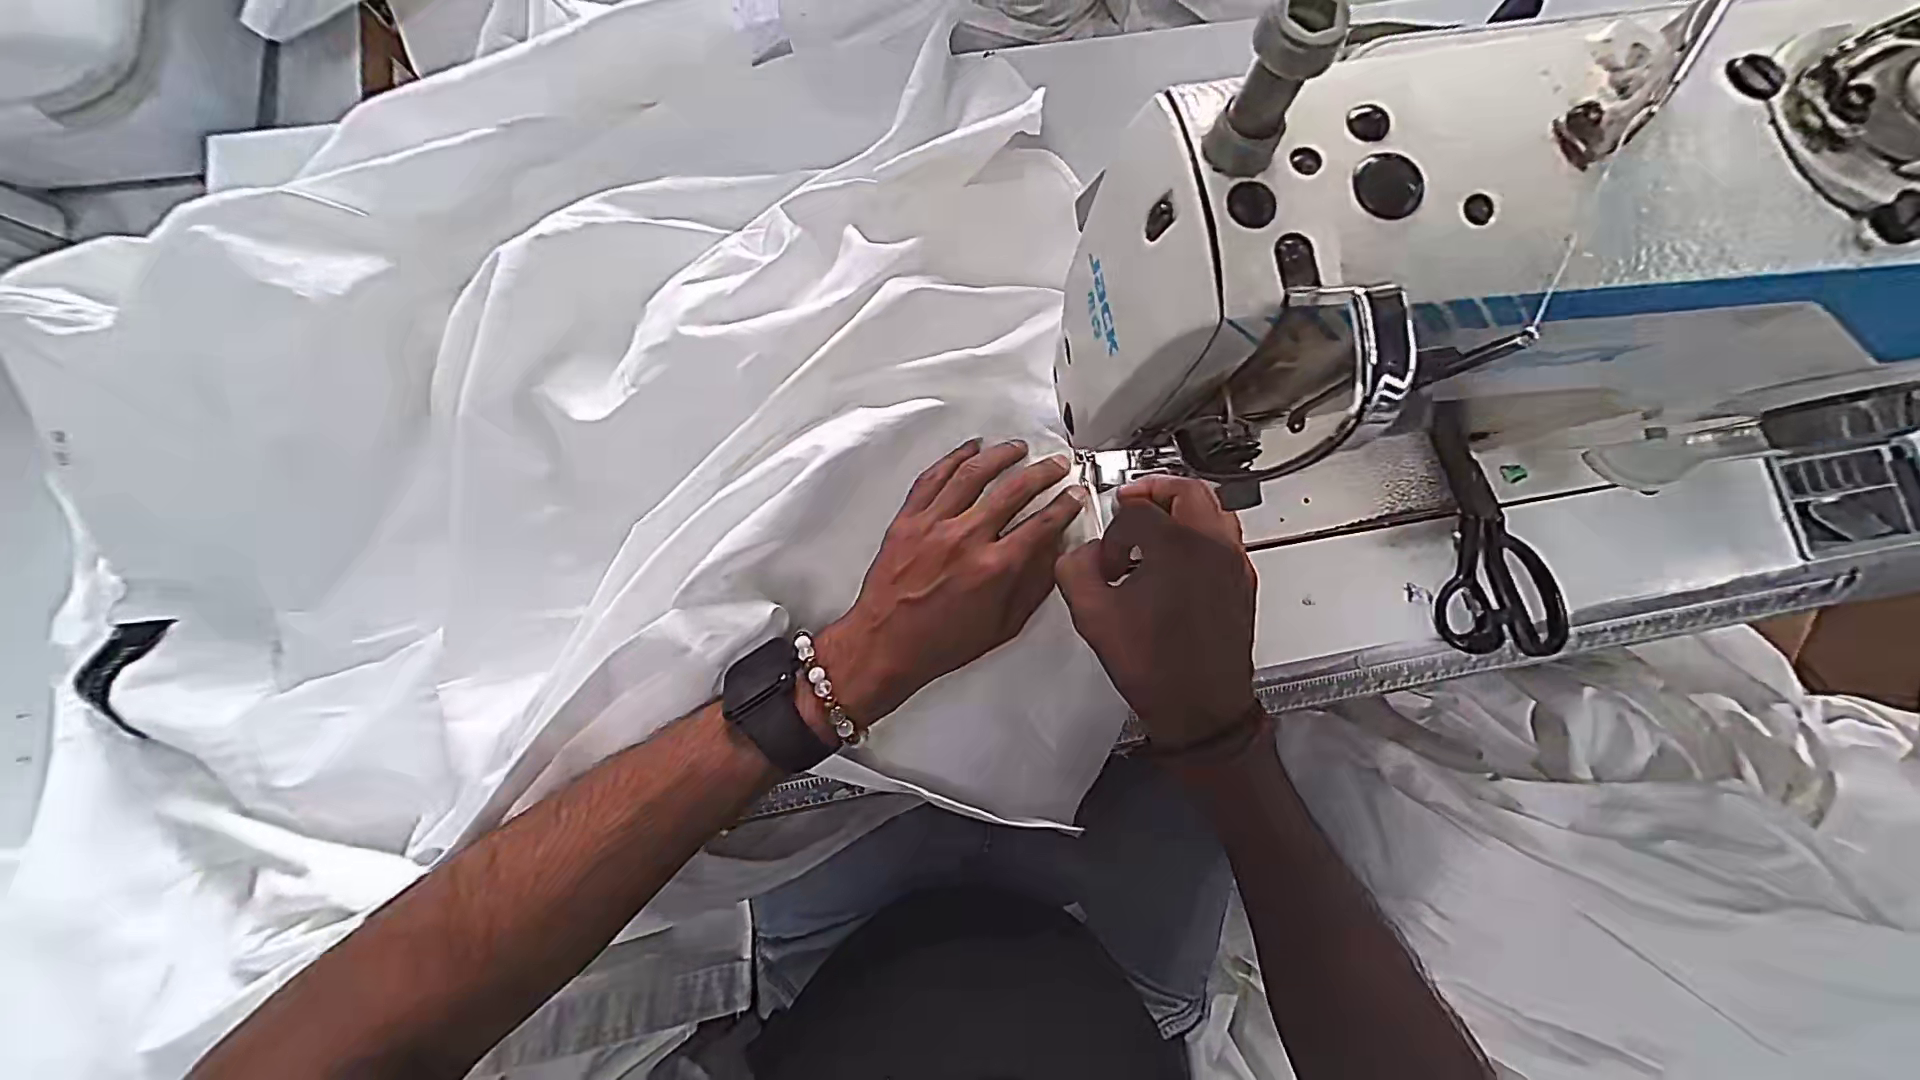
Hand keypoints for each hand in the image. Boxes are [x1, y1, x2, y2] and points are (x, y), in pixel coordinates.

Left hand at [812, 439, 1087, 725]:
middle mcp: (964, 540)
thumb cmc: (938, 642)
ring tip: (1017, 448)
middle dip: (1043, 472)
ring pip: (973, 473)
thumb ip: (1033, 585)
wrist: (884, 644)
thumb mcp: (1002, 625)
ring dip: (1001, 455)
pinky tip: (969, 450)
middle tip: (1055, 465)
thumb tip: (1053, 552)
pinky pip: (932, 477)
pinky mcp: (907, 520)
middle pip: (1014, 489)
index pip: (1042, 523)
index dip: (1065, 505)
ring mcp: (933, 525)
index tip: (1073, 495)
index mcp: (993, 568)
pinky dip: (953, 458)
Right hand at [1055, 475, 1261, 750]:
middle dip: (1153, 491)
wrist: (1200, 708)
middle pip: (1187, 491)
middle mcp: (1213, 548)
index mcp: (1178, 548)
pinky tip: (1177, 558)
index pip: (1138, 512)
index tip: (1106, 557)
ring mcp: (1233, 565)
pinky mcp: (1241, 583)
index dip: (1113, 532)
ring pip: (1213, 509)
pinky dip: (1199, 533)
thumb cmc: (1159, 670)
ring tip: (1155, 522)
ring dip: (1181, 507)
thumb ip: (1075, 570)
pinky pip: (1224, 538)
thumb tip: (1081, 554)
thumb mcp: (1093, 616)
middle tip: (1131, 500)